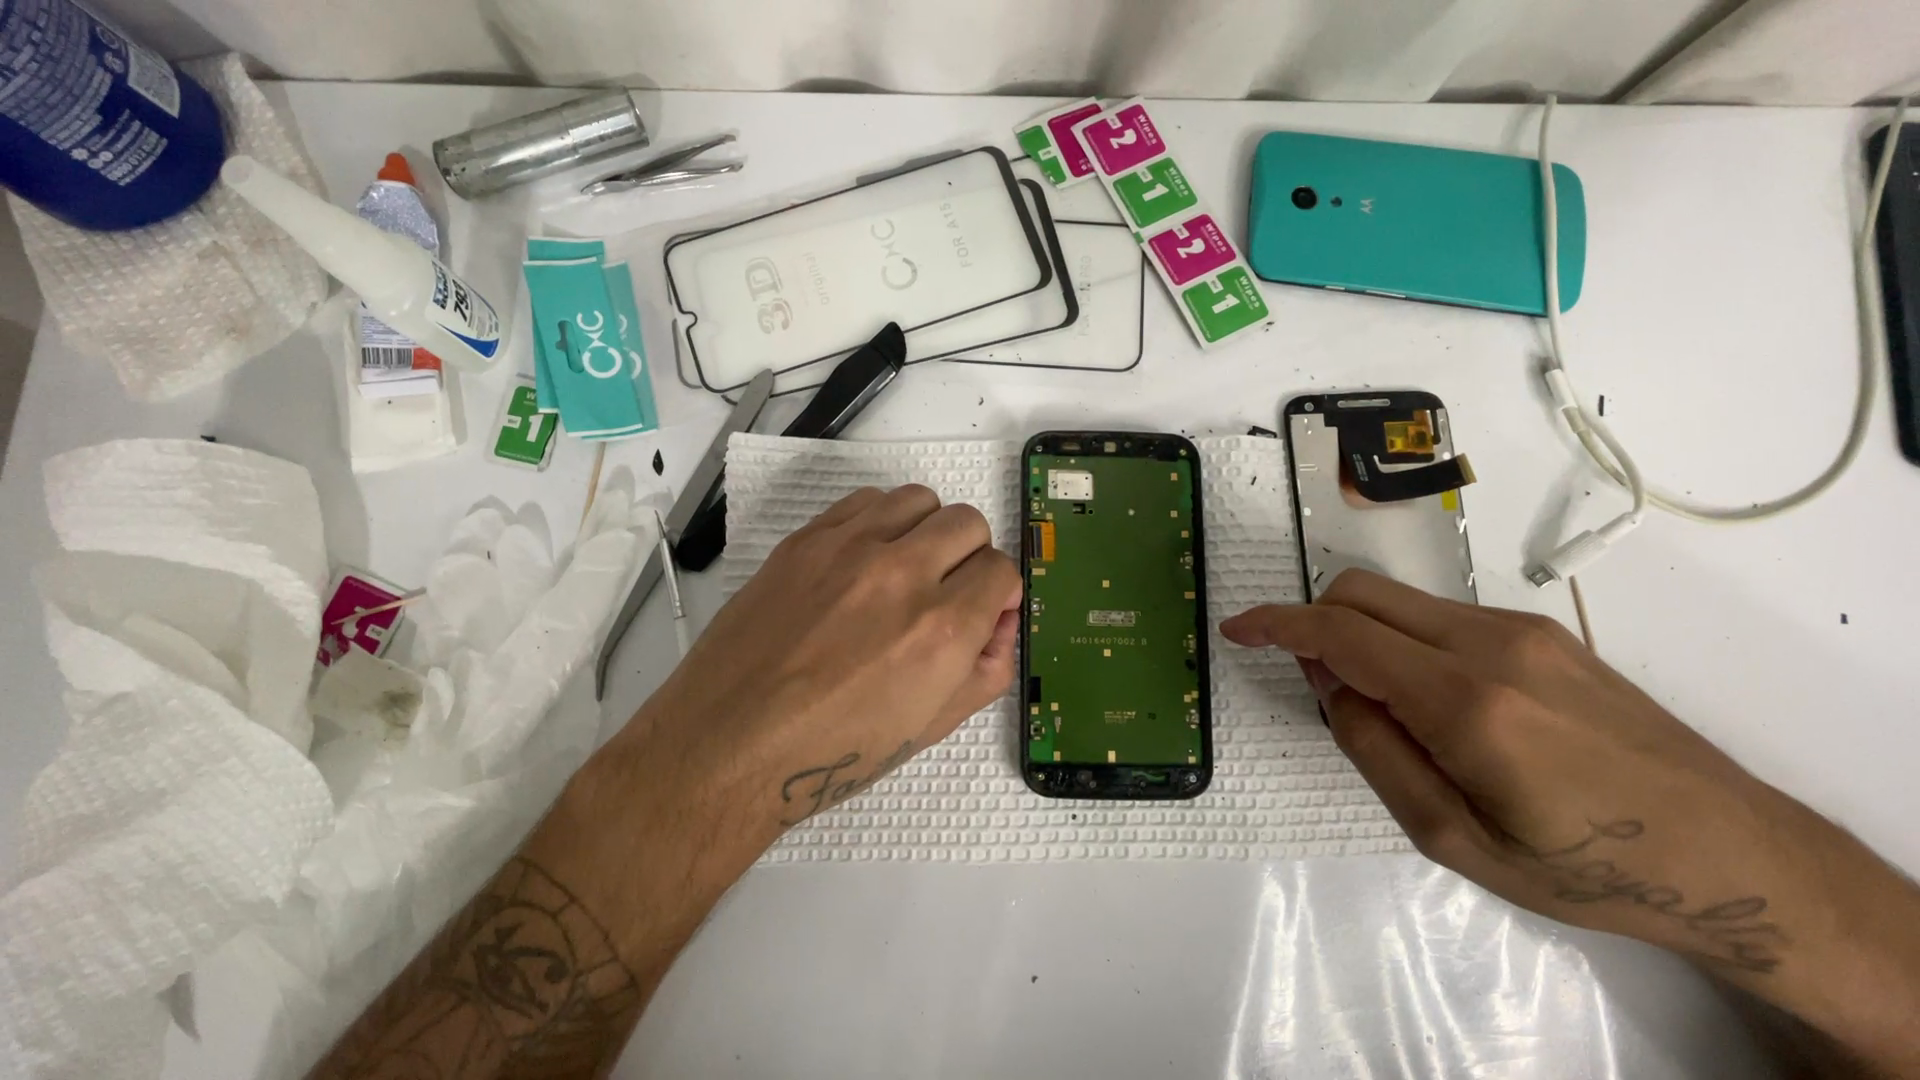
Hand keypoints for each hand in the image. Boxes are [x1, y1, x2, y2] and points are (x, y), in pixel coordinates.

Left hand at [626, 484, 1020, 837]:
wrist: (731, 743)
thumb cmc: (831, 752)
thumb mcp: (930, 729)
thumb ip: (985, 671)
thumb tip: (1000, 624)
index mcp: (940, 631)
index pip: (1002, 571)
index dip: (999, 594)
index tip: (983, 610)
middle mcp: (901, 576)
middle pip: (968, 523)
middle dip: (971, 557)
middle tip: (947, 591)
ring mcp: (848, 550)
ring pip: (920, 499)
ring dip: (927, 530)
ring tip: (906, 569)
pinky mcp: (805, 541)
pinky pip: (866, 500)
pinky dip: (881, 521)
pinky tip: (864, 560)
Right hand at [1221, 570, 1919, 1070]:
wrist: (1733, 856)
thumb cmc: (1584, 868)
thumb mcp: (1452, 838)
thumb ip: (1373, 749)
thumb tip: (1330, 682)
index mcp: (1466, 701)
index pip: (1341, 633)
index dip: (1276, 625)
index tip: (1235, 629)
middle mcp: (1492, 643)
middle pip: (1362, 592)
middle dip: (1311, 620)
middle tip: (1309, 683)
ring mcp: (1524, 631)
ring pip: (1401, 600)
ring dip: (1360, 632)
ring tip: (1379, 707)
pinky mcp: (1546, 634)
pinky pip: (1442, 616)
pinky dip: (1403, 638)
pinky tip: (1429, 699)